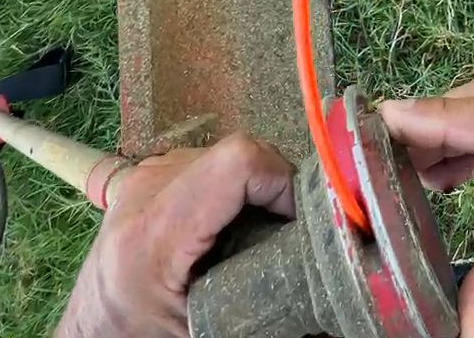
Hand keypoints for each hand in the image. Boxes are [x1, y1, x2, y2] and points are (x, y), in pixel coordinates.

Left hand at [55, 134, 295, 337]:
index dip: (282, 181)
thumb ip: (264, 290)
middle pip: (240, 152)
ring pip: (229, 153)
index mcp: (155, 233)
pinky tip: (231, 225)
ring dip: (256, 186)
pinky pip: (210, 161)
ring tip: (260, 234)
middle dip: (276, 186)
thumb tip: (327, 268)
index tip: (300, 223)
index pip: (238, 161)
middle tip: (289, 234)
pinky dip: (234, 187)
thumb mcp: (206, 325)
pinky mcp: (149, 172)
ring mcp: (146, 174)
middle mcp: (146, 189)